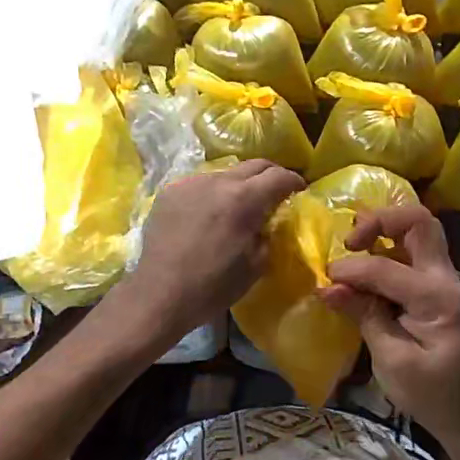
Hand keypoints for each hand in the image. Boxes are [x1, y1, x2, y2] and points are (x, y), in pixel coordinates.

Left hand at [126, 159, 304, 338]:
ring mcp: (190, 183)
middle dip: (270, 175)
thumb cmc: (213, 286)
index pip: (278, 176)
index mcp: (244, 199)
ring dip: (239, 184)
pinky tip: (211, 212)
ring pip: (225, 174)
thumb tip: (269, 221)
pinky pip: (200, 185)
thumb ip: (267, 234)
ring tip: (240, 203)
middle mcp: (218, 181)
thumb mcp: (256, 264)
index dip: (293, 181)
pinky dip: (213, 193)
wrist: (160, 294)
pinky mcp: (170, 192)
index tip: (299, 190)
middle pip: (253, 165)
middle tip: (276, 189)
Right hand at [321, 205, 459, 445]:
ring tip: (356, 245)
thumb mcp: (392, 362)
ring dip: (387, 230)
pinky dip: (391, 249)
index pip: (386, 268)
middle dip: (381, 220)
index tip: (327, 280)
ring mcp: (448, 283)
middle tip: (351, 240)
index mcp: (438, 299)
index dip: (351, 269)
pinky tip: (369, 266)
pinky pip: (417, 254)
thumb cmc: (432, 396)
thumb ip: (365, 316)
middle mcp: (448, 281)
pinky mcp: (441, 291)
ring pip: (421, 232)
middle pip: (421, 223)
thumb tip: (329, 286)